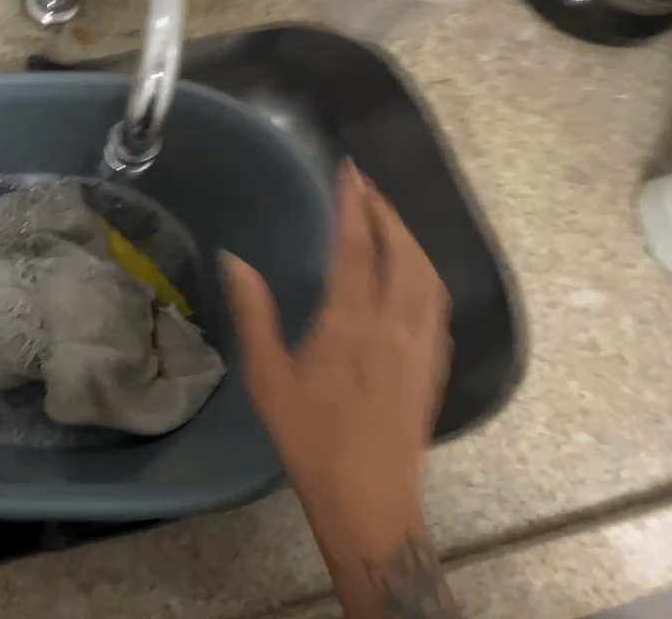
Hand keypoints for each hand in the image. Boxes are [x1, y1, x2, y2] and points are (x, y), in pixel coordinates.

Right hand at [220, 163, 456, 615]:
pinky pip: (438, 303)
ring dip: (409, 238)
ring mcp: (421, 347)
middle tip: (365, 185)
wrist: (369, 500)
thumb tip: (234, 258)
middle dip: (387, 213)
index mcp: (350, 325)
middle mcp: (394, 327)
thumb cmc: (309, 436)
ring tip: (387, 217)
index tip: (349, 172)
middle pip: (403, 255)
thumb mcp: (267, 376)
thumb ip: (254, 312)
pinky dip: (424, 271)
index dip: (353, 206)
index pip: (355, 250)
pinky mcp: (434, 367)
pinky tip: (411, 272)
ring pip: (429, 277)